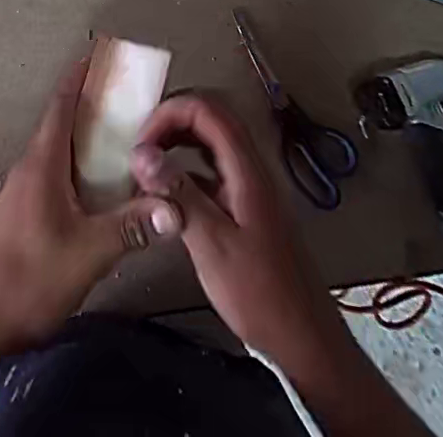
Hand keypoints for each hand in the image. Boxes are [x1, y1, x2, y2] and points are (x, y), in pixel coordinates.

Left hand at [0, 57, 182, 353]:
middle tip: (132, 95)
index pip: (62, 105)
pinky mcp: (26, 215)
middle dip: (95, 104)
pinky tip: (107, 184)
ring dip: (90, 136)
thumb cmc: (27, 279)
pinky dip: (84, 165)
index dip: (81, 76)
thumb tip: (176, 209)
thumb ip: (133, 227)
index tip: (102, 54)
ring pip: (62, 150)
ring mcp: (26, 193)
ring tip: (128, 134)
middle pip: (64, 122)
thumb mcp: (88, 253)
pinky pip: (59, 174)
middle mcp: (31, 169)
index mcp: (42, 164)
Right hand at [128, 93, 349, 372]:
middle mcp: (252, 166)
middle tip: (140, 147)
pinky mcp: (248, 203)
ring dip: (180, 141)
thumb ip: (178, 194)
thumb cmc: (258, 292)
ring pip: (214, 141)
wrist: (302, 332)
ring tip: (147, 164)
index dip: (171, 112)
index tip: (140, 140)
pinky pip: (215, 167)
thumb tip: (141, 153)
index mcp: (247, 168)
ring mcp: (252, 184)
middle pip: (213, 117)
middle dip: (173, 120)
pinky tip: (168, 191)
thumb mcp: (211, 243)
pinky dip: (189, 167)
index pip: (209, 110)